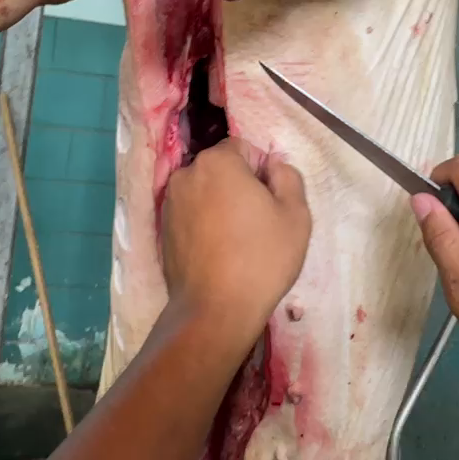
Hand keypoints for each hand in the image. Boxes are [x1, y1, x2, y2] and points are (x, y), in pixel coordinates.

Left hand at [161, 138, 311, 343]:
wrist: (214, 310)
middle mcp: (186, 175)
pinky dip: (205, 225)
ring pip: (206, 193)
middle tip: (259, 224)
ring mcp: (170, 203)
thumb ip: (288, 177)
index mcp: (216, 162)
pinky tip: (219, 253)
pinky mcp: (163, 230)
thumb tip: (273, 166)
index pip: (245, 149)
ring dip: (222, 206)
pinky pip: (192, 215)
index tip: (272, 204)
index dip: (263, 173)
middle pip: (222, 170)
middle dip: (241, 187)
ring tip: (238, 242)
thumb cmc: (261, 258)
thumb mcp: (295, 214)